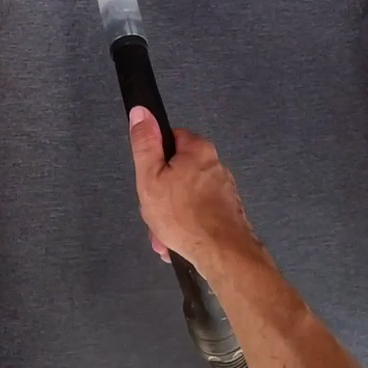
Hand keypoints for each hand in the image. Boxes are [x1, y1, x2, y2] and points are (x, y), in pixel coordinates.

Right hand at [126, 106, 265, 278]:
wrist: (222, 254)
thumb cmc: (185, 217)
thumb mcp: (151, 177)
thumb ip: (144, 143)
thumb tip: (140, 113)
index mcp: (198, 149)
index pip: (169, 140)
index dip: (154, 160)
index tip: (150, 178)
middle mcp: (215, 165)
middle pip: (177, 172)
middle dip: (162, 195)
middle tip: (155, 211)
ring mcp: (223, 190)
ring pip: (185, 197)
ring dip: (171, 216)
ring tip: (165, 234)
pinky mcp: (227, 211)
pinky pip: (198, 213)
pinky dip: (186, 226)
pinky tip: (178, 242)